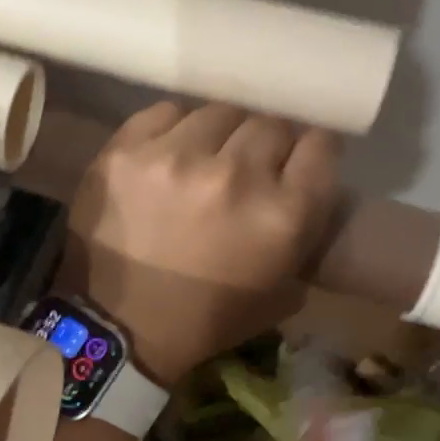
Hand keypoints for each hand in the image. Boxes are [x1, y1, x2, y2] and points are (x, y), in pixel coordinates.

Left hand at [63, 102, 340, 384]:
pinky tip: (169, 154)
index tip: (298, 161)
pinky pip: (166, 112)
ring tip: (206, 158)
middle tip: (250, 167)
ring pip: (219, 112)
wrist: (119, 328)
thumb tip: (308, 192)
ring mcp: (177, 157)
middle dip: (267, 145)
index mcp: (283, 215)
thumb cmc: (205, 320)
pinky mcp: (128, 150)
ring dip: (220, 135)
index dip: (312, 152)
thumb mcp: (280, 294)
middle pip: (271, 125)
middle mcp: (236, 174)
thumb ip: (305, 237)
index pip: (321, 147)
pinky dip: (174, 130)